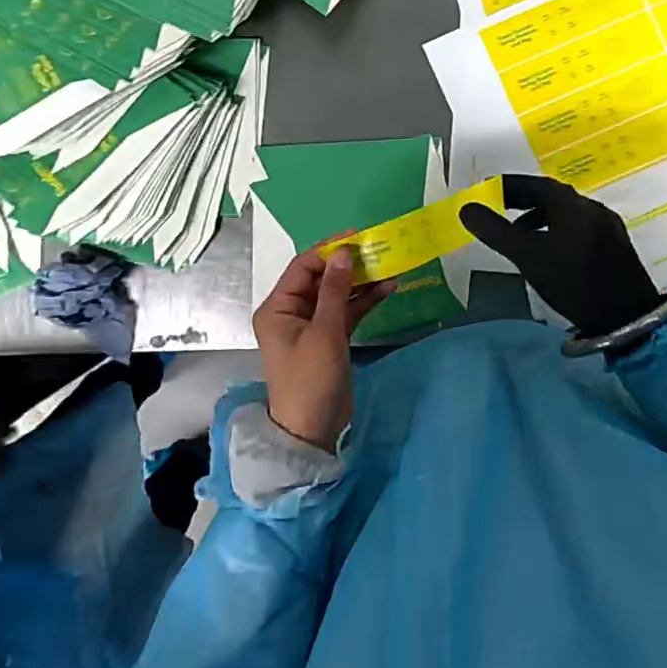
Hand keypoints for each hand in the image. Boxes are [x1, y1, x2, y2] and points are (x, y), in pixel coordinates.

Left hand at [252, 244, 393, 451]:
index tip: (358, 237)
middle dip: (348, 265)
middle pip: (320, 278)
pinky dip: (363, 302)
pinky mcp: (328, 339)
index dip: (329, 250)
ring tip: (389, 265)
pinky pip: (344, 313)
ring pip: (336, 295)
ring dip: (360, 282)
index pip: (302, 267)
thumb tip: (344, 253)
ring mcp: (310, 326)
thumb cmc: (310, 380)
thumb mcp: (324, 333)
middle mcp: (290, 312)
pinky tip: (387, 289)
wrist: (311, 431)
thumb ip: (335, 291)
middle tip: (379, 249)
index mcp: (277, 307)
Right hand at [459, 174, 661, 336]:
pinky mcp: (614, 248)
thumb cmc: (574, 282)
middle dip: (523, 198)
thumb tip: (467, 208)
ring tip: (517, 231)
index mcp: (574, 207)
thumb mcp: (527, 256)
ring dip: (538, 216)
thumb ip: (495, 231)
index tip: (488, 186)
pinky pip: (577, 227)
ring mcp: (607, 229)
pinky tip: (546, 249)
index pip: (538, 185)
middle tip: (498, 204)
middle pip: (553, 196)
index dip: (510, 184)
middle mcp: (593, 211)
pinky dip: (554, 229)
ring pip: (566, 213)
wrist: (627, 317)